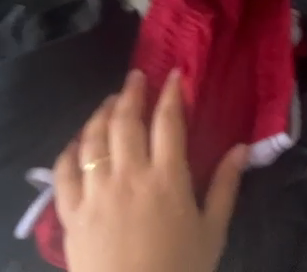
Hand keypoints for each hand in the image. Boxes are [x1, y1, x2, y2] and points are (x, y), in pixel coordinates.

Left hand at [55, 70, 248, 271]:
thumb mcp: (213, 232)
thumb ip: (226, 186)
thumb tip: (242, 147)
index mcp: (167, 178)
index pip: (169, 120)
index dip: (172, 93)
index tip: (174, 74)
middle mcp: (129, 176)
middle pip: (126, 121)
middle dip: (132, 93)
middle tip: (137, 78)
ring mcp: (95, 195)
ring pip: (94, 140)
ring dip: (101, 114)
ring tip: (110, 102)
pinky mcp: (71, 216)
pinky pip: (64, 173)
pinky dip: (70, 150)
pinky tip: (78, 142)